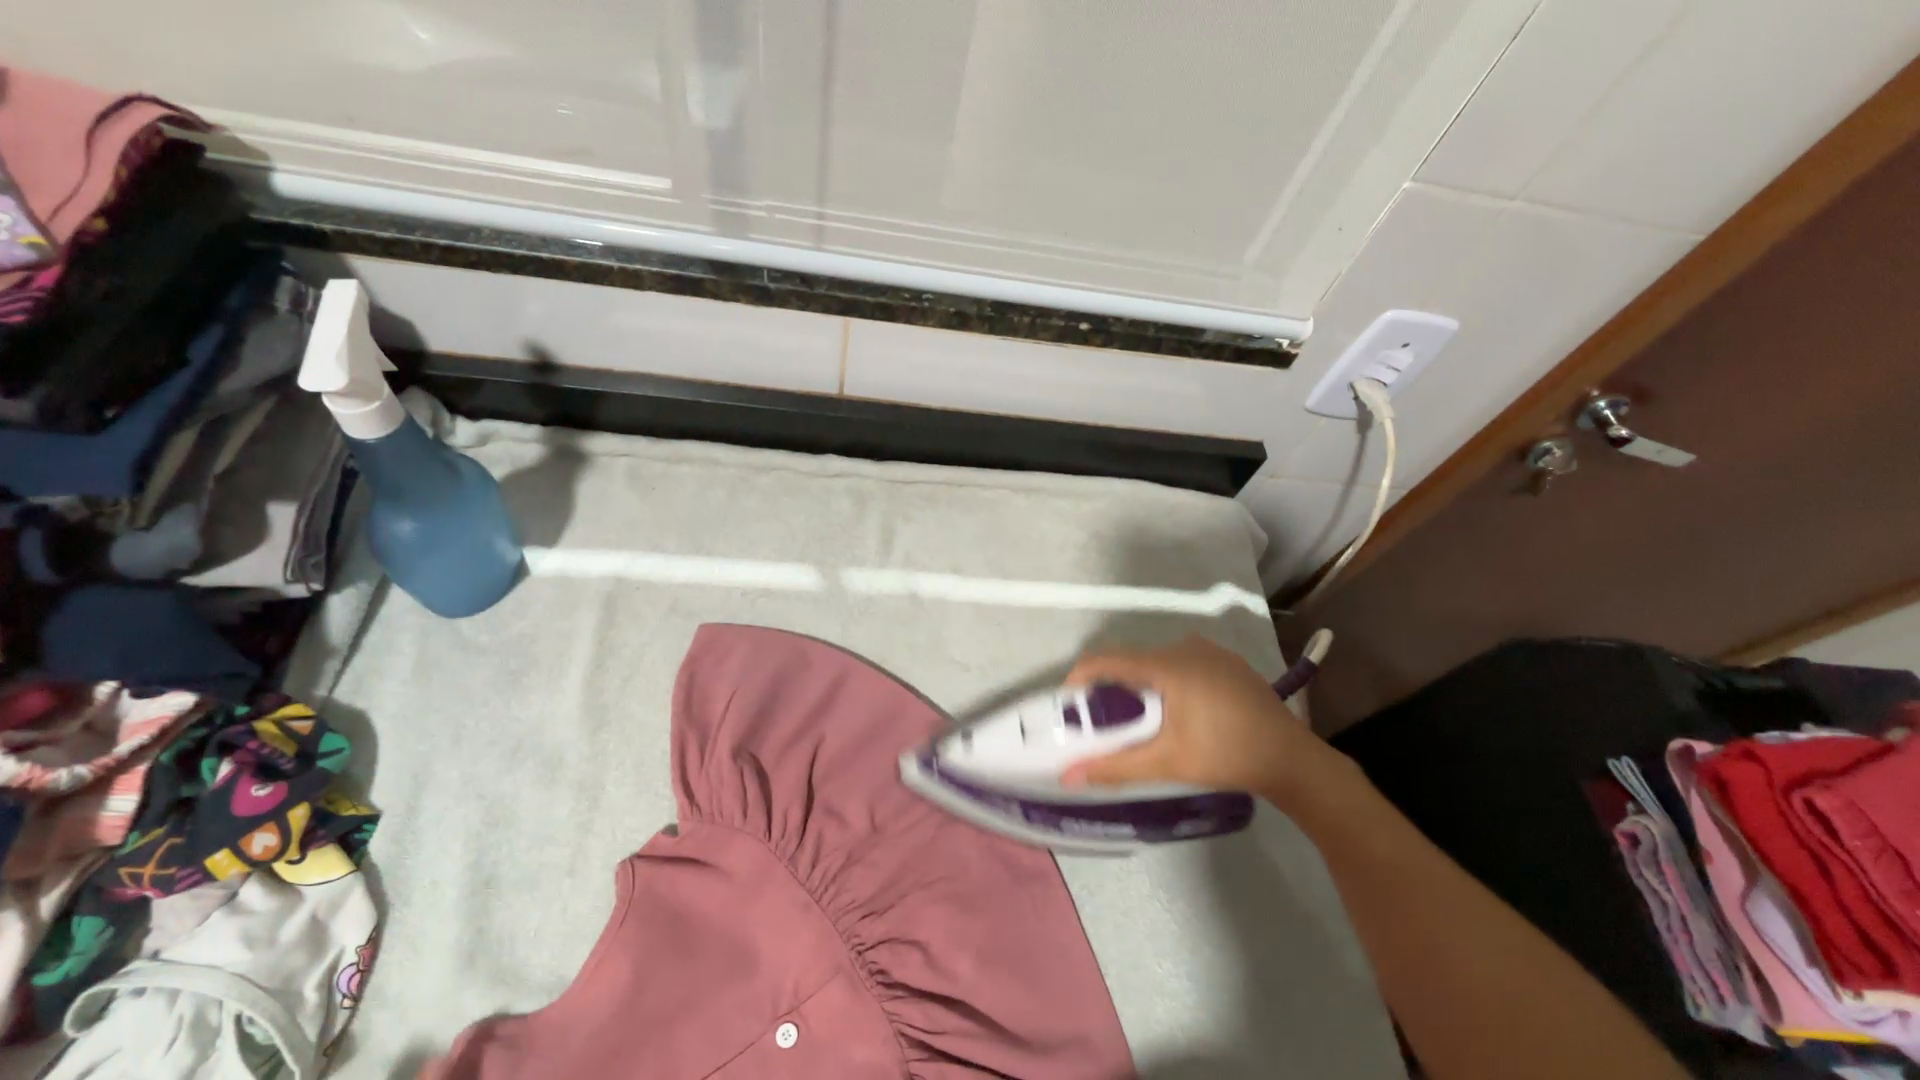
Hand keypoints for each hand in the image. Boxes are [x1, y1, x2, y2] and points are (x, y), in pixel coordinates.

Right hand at [1060, 634, 1336, 804]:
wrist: (1291, 758)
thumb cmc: (1226, 755)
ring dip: (1141, 687)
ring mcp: (1210, 651)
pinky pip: (1182, 664)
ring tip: (1138, 722)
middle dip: (1112, 688)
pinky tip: (1176, 714)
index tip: (1068, 706)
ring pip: (1158, 663)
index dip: (1080, 678)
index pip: (1107, 659)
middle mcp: (1185, 647)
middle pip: (1132, 661)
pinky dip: (1167, 684)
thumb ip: (1115, 766)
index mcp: (1167, 665)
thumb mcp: (1167, 763)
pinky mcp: (1227, 662)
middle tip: (1103, 723)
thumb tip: (1067, 776)